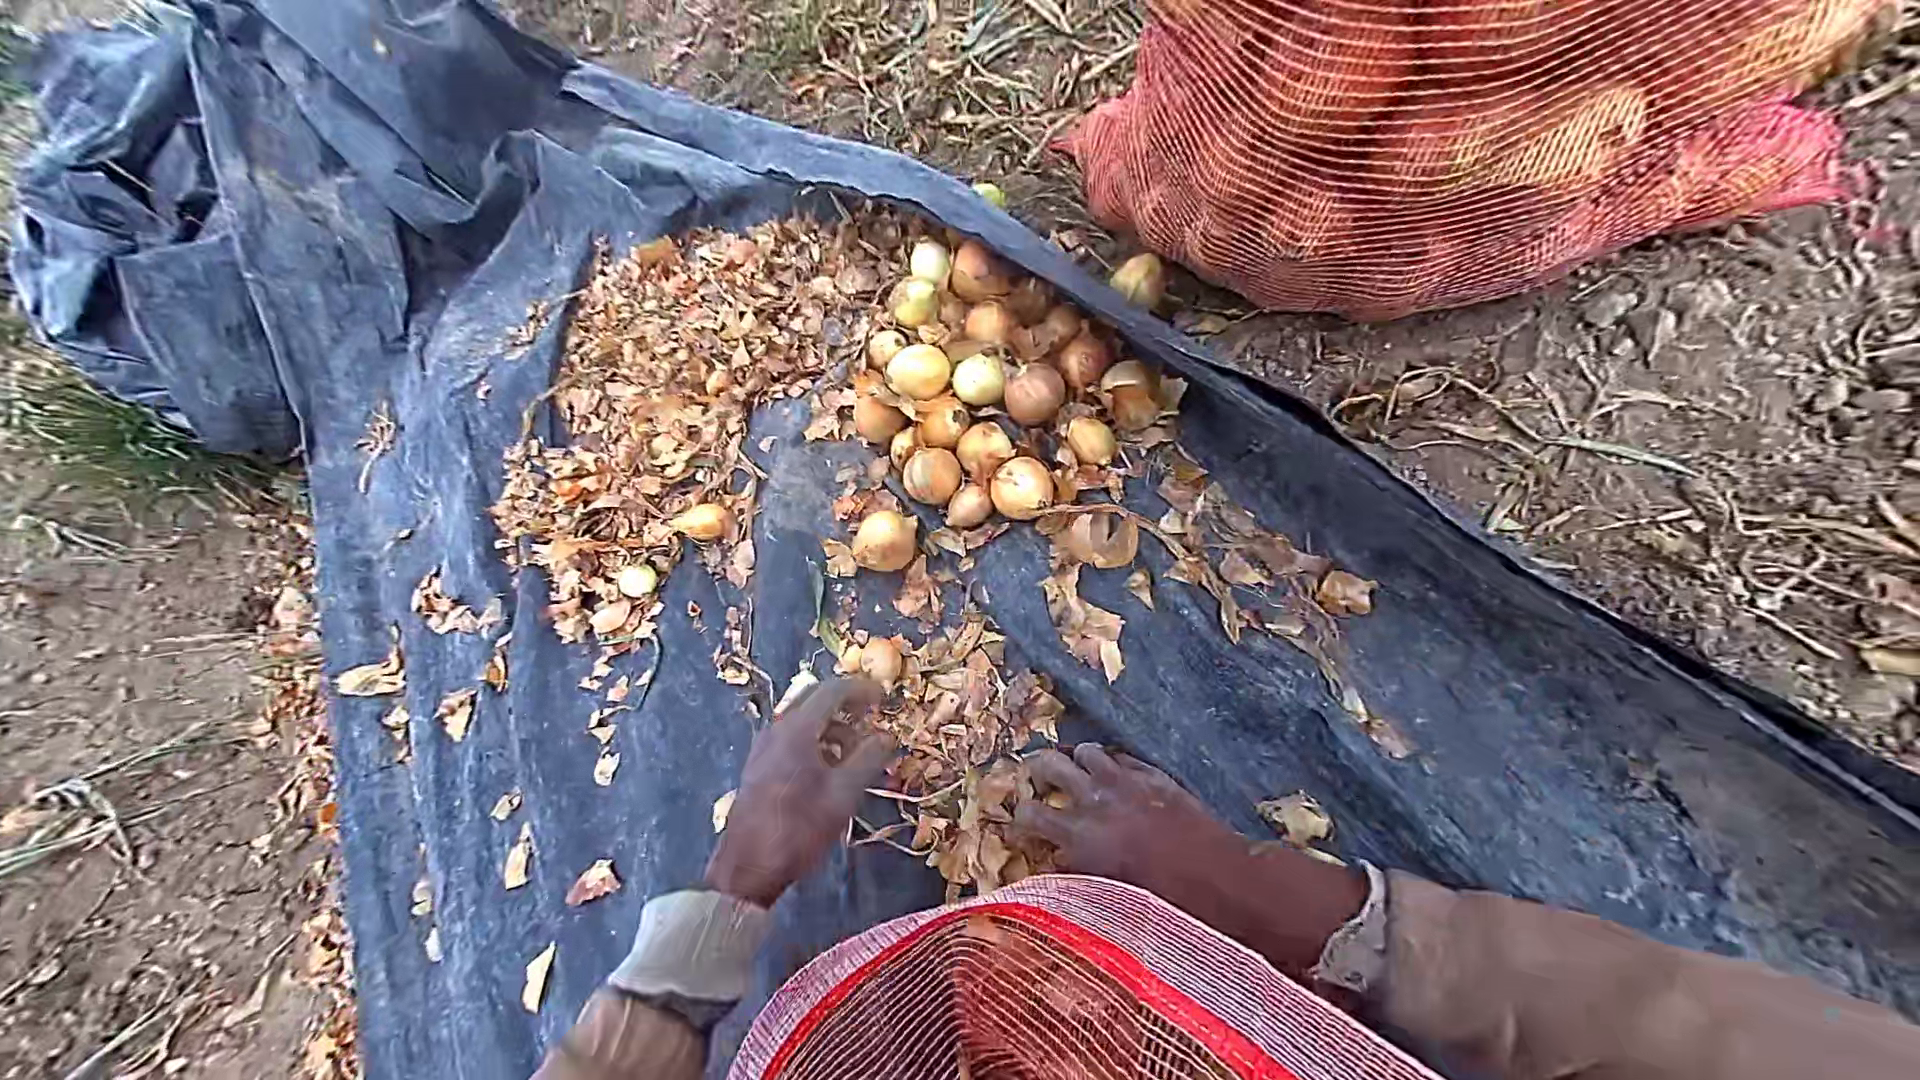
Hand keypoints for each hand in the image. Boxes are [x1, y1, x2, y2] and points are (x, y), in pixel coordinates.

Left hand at [704, 676, 895, 906]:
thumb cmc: (798, 829)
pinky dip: (817, 739)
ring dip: (833, 724)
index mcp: (796, 729)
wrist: (747, 869)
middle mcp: (777, 729)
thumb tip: (888, 736)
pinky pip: (793, 737)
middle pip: (815, 699)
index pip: (832, 690)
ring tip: (857, 749)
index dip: (861, 690)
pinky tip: (831, 766)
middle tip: (871, 717)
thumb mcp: (843, 794)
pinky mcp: (761, 765)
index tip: (883, 699)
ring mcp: (765, 747)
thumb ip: (869, 759)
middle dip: (846, 703)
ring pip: (804, 719)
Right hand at [1016, 743, 1366, 979]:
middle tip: (1037, 777)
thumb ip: (1081, 877)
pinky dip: (1113, 762)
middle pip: (1050, 765)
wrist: (1227, 882)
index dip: (1017, 815)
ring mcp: (1126, 781)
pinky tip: (1117, 773)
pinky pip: (1122, 757)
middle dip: (1037, 769)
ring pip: (1087, 751)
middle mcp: (1096, 800)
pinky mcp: (1154, 776)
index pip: (1030, 814)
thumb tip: (1059, 866)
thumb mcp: (1113, 901)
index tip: (1016, 820)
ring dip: (1078, 760)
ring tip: (1079, 769)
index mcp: (1081, 837)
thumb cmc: (1169, 907)